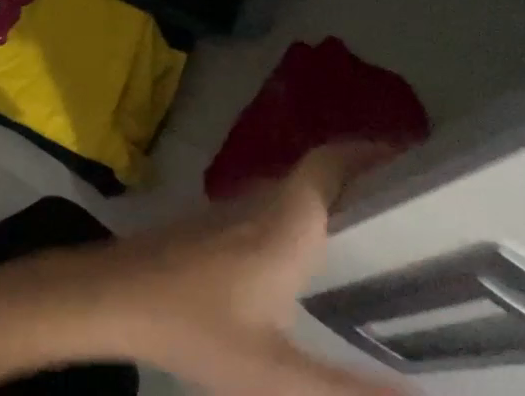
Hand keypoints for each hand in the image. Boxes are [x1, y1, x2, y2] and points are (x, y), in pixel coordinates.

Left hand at [92, 142, 406, 394]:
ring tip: (378, 236)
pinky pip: (261, 215)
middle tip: (419, 212)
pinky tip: (306, 262)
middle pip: (310, 180)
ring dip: (327, 204)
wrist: (106, 297)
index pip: (325, 168)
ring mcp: (221, 217)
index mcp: (281, 230)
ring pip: (283, 197)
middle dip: (361, 184)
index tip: (413, 158)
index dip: (365, 152)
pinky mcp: (201, 231)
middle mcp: (253, 211)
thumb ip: (349, 390)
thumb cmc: (191, 325)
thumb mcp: (275, 372)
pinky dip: (295, 223)